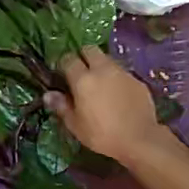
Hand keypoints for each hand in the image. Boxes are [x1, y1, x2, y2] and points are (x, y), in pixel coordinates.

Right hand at [43, 46, 176, 163]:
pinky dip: (117, 79)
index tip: (63, 76)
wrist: (139, 139)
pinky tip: (119, 95)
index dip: (64, 65)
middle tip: (82, 74)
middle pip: (90, 49)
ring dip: (101, 67)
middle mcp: (102, 70)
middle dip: (83, 57)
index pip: (68, 59)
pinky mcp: (137, 80)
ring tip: (101, 85)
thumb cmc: (102, 135)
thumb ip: (62, 107)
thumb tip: (48, 94)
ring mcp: (122, 73)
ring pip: (107, 59)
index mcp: (83, 79)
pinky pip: (122, 73)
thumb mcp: (76, 126)